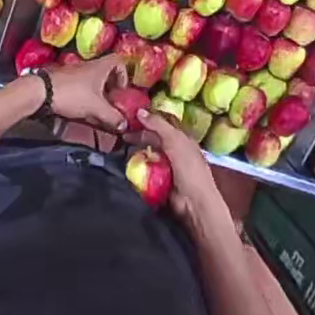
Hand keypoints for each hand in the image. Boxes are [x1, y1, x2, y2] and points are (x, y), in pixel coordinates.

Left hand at [40, 55, 129, 130]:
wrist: (41, 91)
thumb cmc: (73, 94)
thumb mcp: (96, 107)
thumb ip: (112, 116)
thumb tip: (124, 125)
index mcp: (100, 67)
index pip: (118, 61)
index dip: (123, 75)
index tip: (121, 90)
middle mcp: (89, 66)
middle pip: (106, 73)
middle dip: (110, 88)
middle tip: (111, 103)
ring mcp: (76, 72)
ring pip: (93, 81)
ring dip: (98, 94)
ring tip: (98, 109)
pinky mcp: (65, 81)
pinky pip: (81, 86)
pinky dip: (86, 96)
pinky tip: (83, 110)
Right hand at [134, 108, 236, 245]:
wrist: (193, 203)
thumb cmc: (188, 168)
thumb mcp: (175, 140)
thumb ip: (158, 125)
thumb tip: (139, 110)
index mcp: (182, 138)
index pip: (162, 124)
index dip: (147, 119)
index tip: (129, 115)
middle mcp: (174, 150)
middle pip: (153, 138)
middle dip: (139, 135)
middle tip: (121, 133)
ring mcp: (166, 166)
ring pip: (147, 153)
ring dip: (136, 150)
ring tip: (121, 146)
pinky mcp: (158, 180)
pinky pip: (144, 169)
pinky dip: (136, 165)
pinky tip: (126, 162)